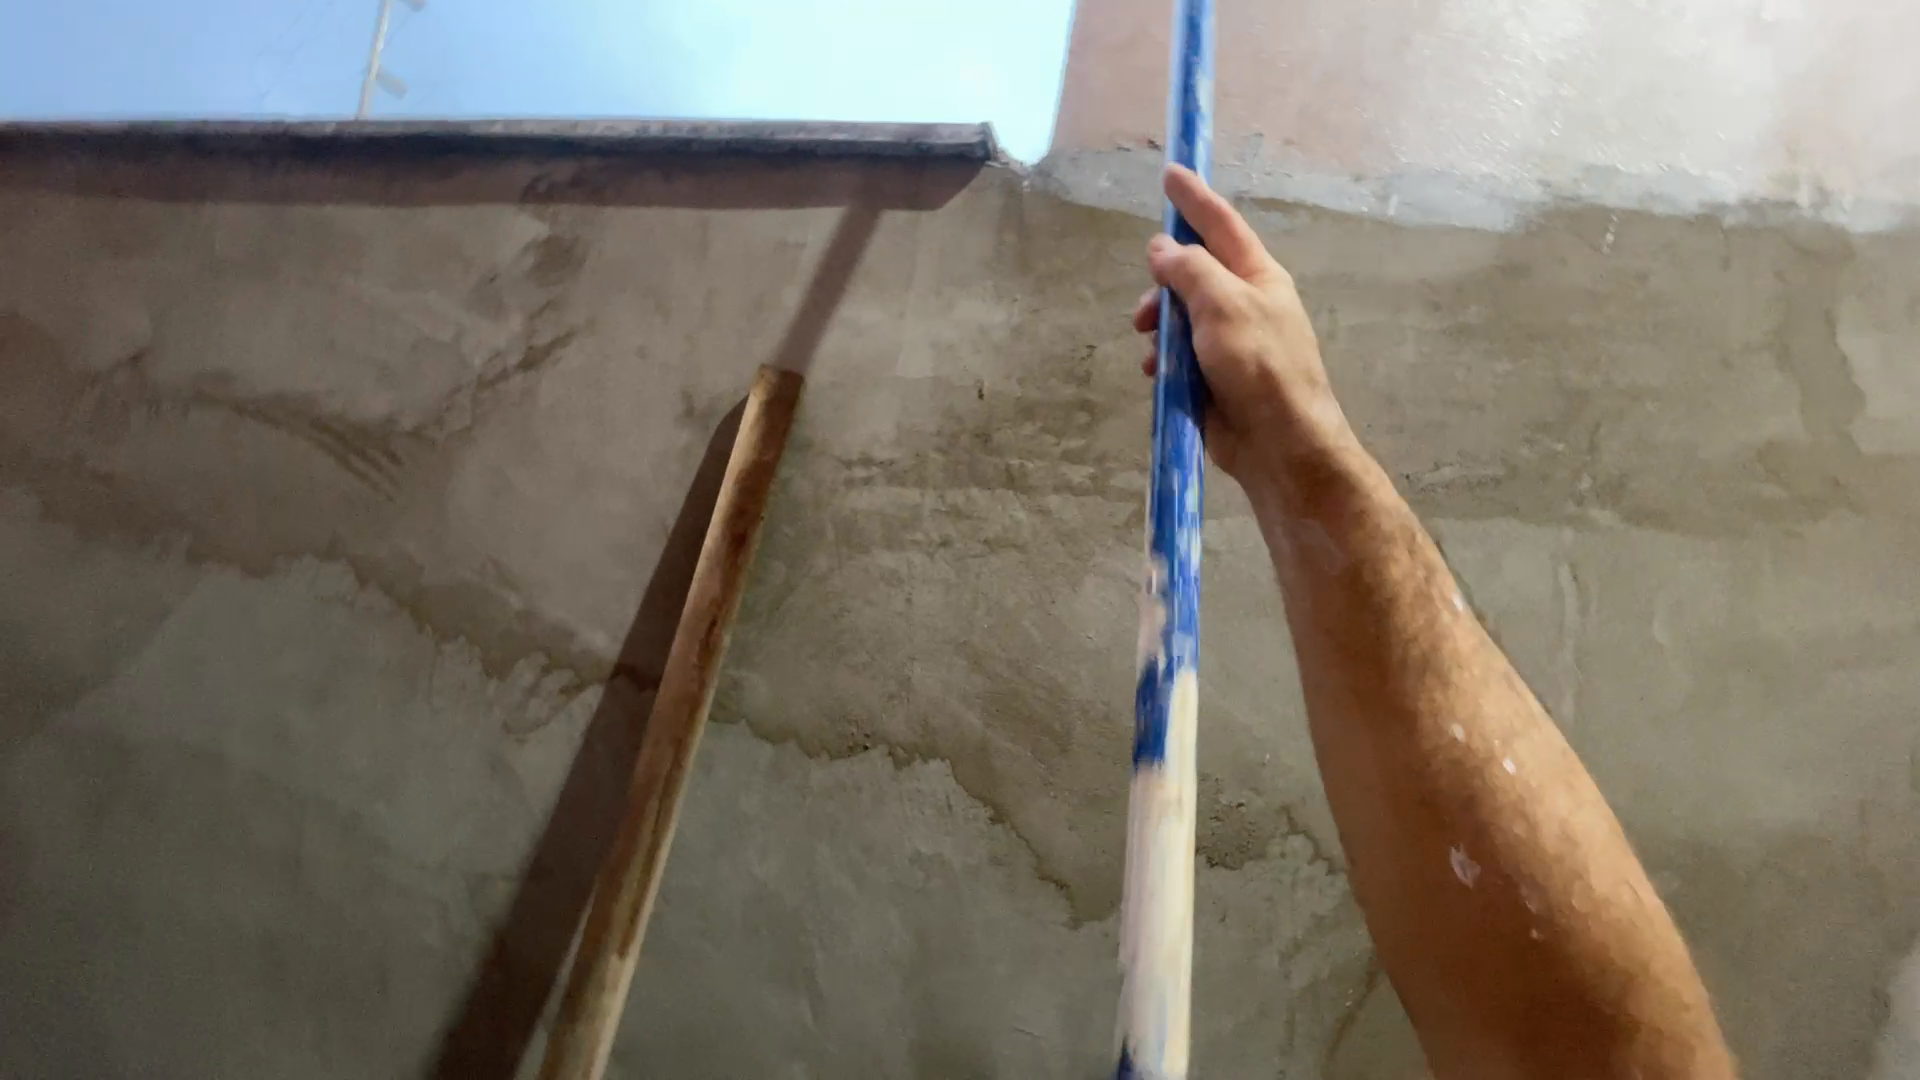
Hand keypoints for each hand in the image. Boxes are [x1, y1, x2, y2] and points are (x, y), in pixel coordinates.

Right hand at [1133, 164, 1354, 484]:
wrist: (1276, 441)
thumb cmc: (1258, 365)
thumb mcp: (1223, 306)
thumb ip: (1190, 271)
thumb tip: (1161, 249)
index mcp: (1256, 277)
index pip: (1221, 225)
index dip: (1194, 200)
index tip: (1170, 173)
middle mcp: (1242, 303)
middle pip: (1192, 275)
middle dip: (1162, 285)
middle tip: (1144, 310)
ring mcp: (1226, 342)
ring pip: (1178, 317)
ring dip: (1159, 327)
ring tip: (1151, 349)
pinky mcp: (1211, 376)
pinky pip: (1177, 354)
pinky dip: (1163, 359)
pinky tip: (1156, 373)